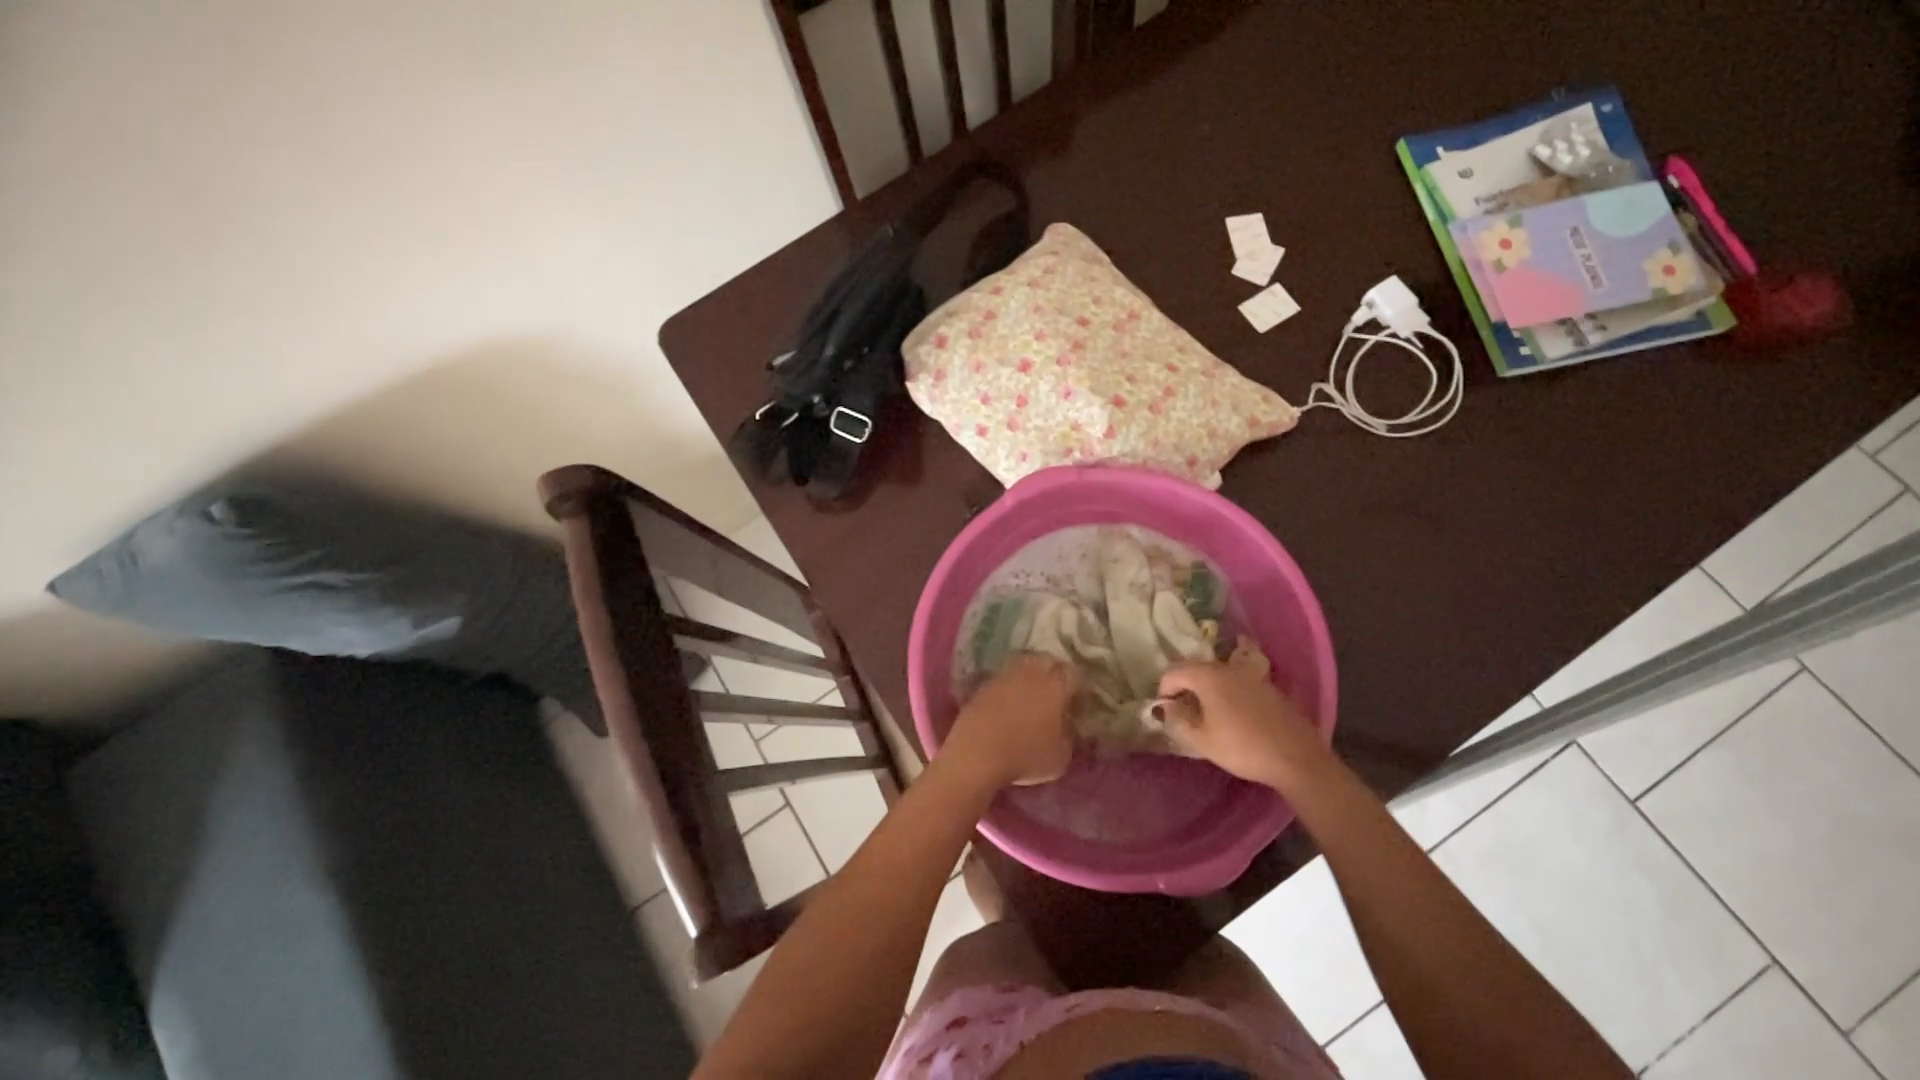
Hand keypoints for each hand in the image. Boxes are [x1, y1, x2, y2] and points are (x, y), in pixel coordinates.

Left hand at [941, 653, 1077, 788]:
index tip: (1077, 703)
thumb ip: (1070, 738)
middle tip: (1057, 692)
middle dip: (1056, 672)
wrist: (977, 753)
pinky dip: (1010, 684)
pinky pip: (1004, 677)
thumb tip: (1069, 729)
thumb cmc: (1025, 755)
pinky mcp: (984, 684)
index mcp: (1056, 686)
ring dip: (1031, 674)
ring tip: (1032, 693)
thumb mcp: (1060, 757)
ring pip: (1024, 664)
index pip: (1074, 675)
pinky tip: (1009, 700)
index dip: (1078, 688)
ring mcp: (1006, 676)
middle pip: (1049, 661)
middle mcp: (1032, 673)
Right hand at [1158, 638, 1323, 787]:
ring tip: (1207, 713)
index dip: (1164, 690)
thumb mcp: (1201, 741)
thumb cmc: (1242, 748)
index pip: (1173, 671)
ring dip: (1206, 688)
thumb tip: (1168, 707)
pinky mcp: (1267, 686)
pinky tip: (1232, 713)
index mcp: (1208, 676)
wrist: (1296, 757)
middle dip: (1184, 687)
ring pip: (1218, 673)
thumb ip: (1177, 721)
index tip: (1166, 712)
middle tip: (1184, 713)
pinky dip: (1227, 691)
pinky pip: (1238, 681)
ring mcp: (1251, 675)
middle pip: (1196, 668)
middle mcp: (1228, 667)